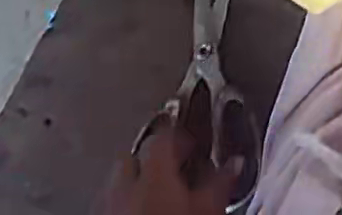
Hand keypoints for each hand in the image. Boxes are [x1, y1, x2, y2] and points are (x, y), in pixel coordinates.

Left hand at [94, 119, 242, 214]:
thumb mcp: (208, 212)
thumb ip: (220, 182)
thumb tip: (234, 162)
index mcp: (154, 173)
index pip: (163, 136)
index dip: (179, 134)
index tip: (193, 143)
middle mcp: (123, 188)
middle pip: (132, 157)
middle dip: (149, 156)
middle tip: (172, 166)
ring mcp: (107, 212)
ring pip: (116, 186)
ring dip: (134, 183)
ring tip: (156, 194)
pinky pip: (109, 210)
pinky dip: (124, 207)